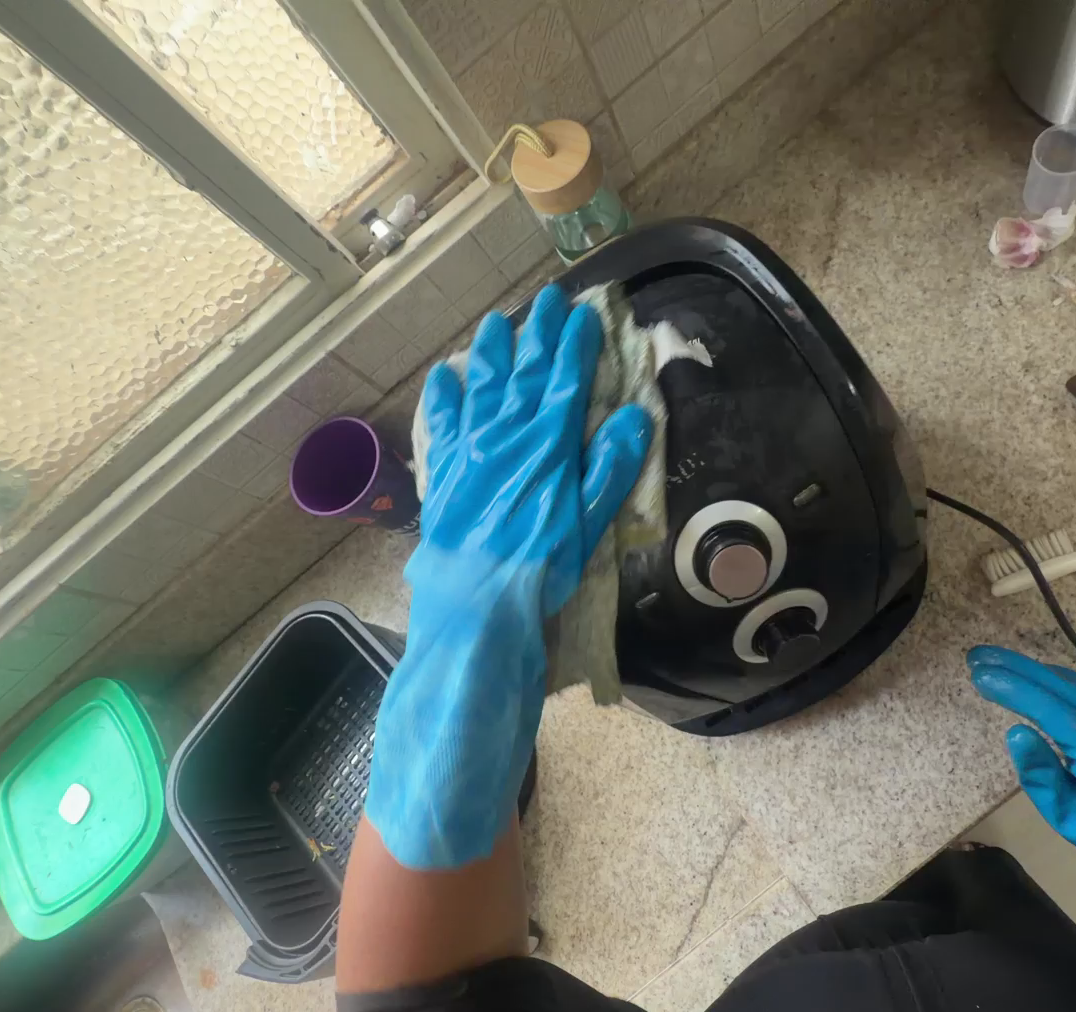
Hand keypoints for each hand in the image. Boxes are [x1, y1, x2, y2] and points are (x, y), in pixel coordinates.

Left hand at [365, 286, 651, 869]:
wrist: (471, 645)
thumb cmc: (539, 598)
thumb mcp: (585, 539)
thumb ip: (606, 474)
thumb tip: (630, 417)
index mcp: (544, 464)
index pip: (561, 394)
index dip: (573, 351)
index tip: (583, 311)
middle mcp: (502, 458)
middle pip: (519, 389)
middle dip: (534, 343)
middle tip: (543, 301)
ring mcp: (466, 474)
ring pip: (481, 404)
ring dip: (491, 363)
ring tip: (496, 325)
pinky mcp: (444, 497)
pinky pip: (445, 441)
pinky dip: (446, 409)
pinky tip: (447, 382)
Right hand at [968, 646, 1075, 1011]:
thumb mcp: (1067, 818)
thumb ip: (1041, 777)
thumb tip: (1016, 732)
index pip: (1051, 710)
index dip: (1015, 690)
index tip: (981, 676)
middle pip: (1057, 684)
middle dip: (1014, 667)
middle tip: (976, 657)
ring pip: (1067, 679)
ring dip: (1027, 666)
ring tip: (990, 660)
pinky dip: (1046, 674)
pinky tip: (1023, 672)